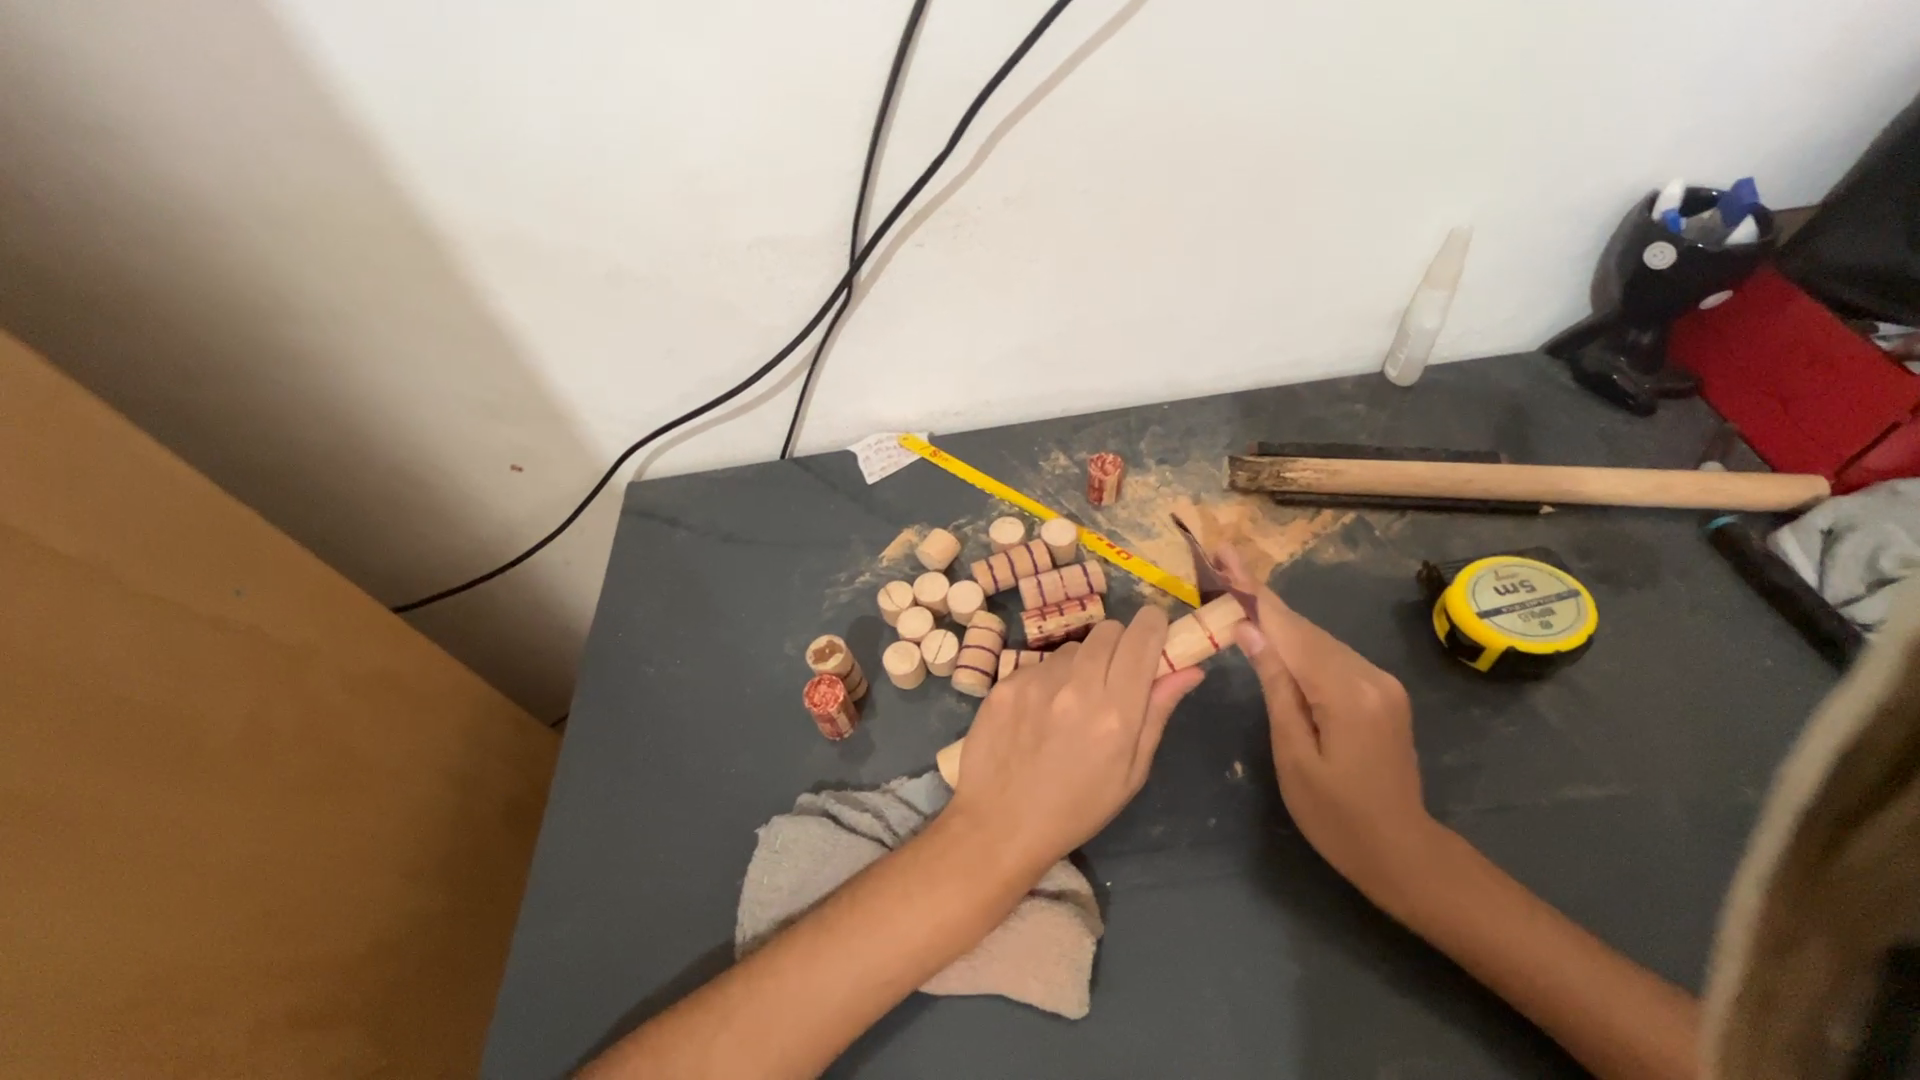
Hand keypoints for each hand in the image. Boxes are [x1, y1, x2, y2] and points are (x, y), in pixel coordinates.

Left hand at [946, 608, 1205, 875]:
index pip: (1141, 637)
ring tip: (1072, 704)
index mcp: (1116, 713)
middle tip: (1115, 674)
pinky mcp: (1005, 684)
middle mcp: (1077, 687)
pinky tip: (1040, 714)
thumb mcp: (1131, 773)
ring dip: (1082, 663)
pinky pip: (1039, 664)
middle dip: (1120, 643)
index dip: (1152, 625)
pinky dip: (1048, 679)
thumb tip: (1189, 669)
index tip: (1155, 632)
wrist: (1000, 824)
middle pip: (1108, 630)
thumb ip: (1157, 714)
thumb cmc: (1077, 808)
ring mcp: (1036, 682)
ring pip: (1073, 647)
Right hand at [1220, 549, 1440, 903]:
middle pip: (1304, 628)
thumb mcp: (1293, 755)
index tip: (1225, 554)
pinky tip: (1272, 636)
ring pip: (1317, 641)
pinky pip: (1330, 658)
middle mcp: (1369, 675)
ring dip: (1277, 620)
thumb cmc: (1335, 817)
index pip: (1289, 630)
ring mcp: (1380, 683)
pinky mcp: (1381, 694)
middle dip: (1260, 598)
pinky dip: (1298, 644)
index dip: (1252, 591)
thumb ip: (1276, 688)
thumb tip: (1251, 633)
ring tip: (1237, 592)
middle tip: (1222, 565)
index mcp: (1346, 692)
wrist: (1401, 851)